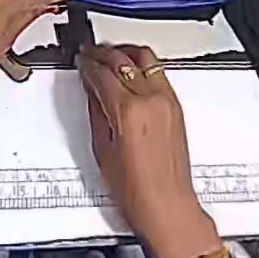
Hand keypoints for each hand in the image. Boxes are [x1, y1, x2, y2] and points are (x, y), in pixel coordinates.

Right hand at [79, 43, 219, 257]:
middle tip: (90, 53)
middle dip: (102, 53)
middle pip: (122, 59)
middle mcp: (150, 100)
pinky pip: (157, 70)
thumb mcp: (102, 149)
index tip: (82, 61)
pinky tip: (130, 66)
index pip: (102, 73)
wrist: (167, 206)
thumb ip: (96, 111)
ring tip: (110, 54)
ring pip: (144, 57)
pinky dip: (141, 63)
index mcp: (128, 111)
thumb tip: (92, 89)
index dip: (88, 64)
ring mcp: (166, 100)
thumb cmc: (137, 190)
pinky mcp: (176, 104)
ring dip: (123, 51)